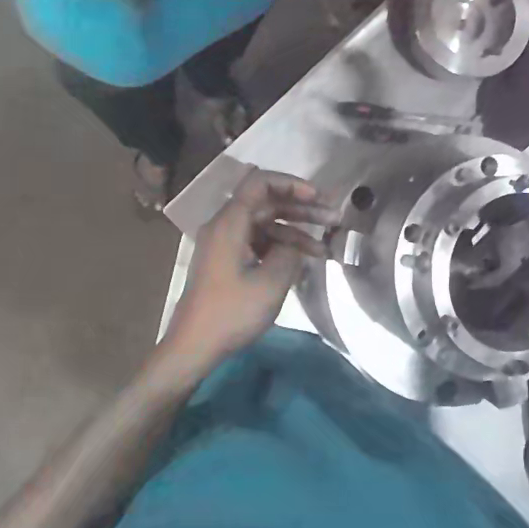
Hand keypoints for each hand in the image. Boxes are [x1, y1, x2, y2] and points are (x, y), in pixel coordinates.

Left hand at [164, 170, 338, 362]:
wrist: (194, 345)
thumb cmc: (231, 312)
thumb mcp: (270, 283)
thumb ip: (289, 253)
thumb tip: (294, 245)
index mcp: (230, 222)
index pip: (260, 182)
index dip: (292, 183)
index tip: (318, 197)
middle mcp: (225, 225)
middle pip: (266, 202)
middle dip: (301, 207)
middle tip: (334, 216)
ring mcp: (225, 243)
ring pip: (265, 224)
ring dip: (295, 230)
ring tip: (325, 246)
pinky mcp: (227, 260)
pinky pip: (258, 241)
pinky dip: (281, 246)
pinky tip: (305, 260)